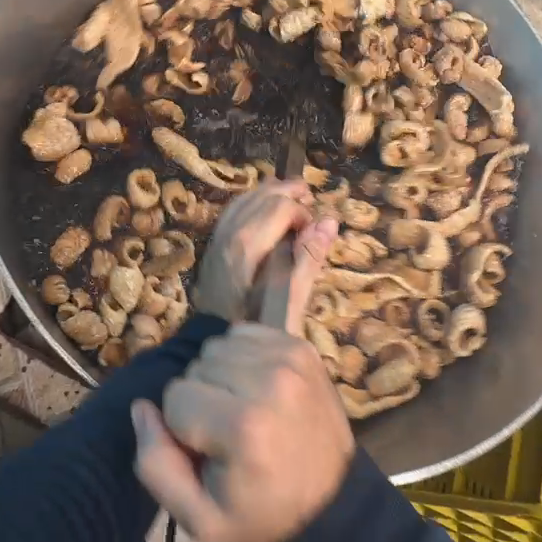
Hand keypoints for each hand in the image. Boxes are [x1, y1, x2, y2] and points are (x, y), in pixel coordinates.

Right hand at [133, 184, 349, 541]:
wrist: (330, 500)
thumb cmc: (260, 509)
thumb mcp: (200, 517)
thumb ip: (155, 464)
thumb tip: (141, 407)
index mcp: (245, 426)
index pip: (174, 397)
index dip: (182, 428)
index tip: (210, 451)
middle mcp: (270, 381)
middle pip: (197, 364)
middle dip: (201, 397)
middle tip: (226, 431)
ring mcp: (289, 358)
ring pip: (218, 345)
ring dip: (220, 374)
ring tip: (241, 406)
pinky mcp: (301, 344)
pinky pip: (243, 332)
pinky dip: (241, 356)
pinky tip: (256, 385)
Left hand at [191, 179, 333, 322]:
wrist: (212, 347)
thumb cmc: (255, 327)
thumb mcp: (288, 300)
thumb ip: (308, 259)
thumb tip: (329, 222)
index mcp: (247, 244)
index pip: (280, 207)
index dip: (302, 213)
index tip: (313, 231)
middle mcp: (229, 233)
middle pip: (262, 197)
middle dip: (287, 193)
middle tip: (308, 196)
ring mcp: (217, 237)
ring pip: (245, 199)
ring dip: (269, 193)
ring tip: (291, 194)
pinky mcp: (212, 245)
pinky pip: (233, 210)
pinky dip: (252, 202)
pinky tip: (263, 207)